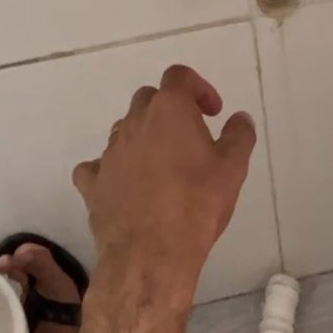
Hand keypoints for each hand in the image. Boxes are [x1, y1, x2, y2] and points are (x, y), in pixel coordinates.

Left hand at [73, 65, 256, 302]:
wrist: (150, 256)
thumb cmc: (197, 205)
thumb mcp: (233, 169)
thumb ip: (239, 135)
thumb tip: (240, 118)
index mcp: (169, 110)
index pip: (179, 76)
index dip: (198, 87)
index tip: (213, 112)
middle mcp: (134, 122)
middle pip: (149, 99)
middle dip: (170, 110)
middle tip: (191, 137)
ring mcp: (109, 152)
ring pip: (124, 130)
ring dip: (144, 138)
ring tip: (163, 167)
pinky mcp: (92, 183)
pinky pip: (98, 166)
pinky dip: (112, 170)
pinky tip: (126, 186)